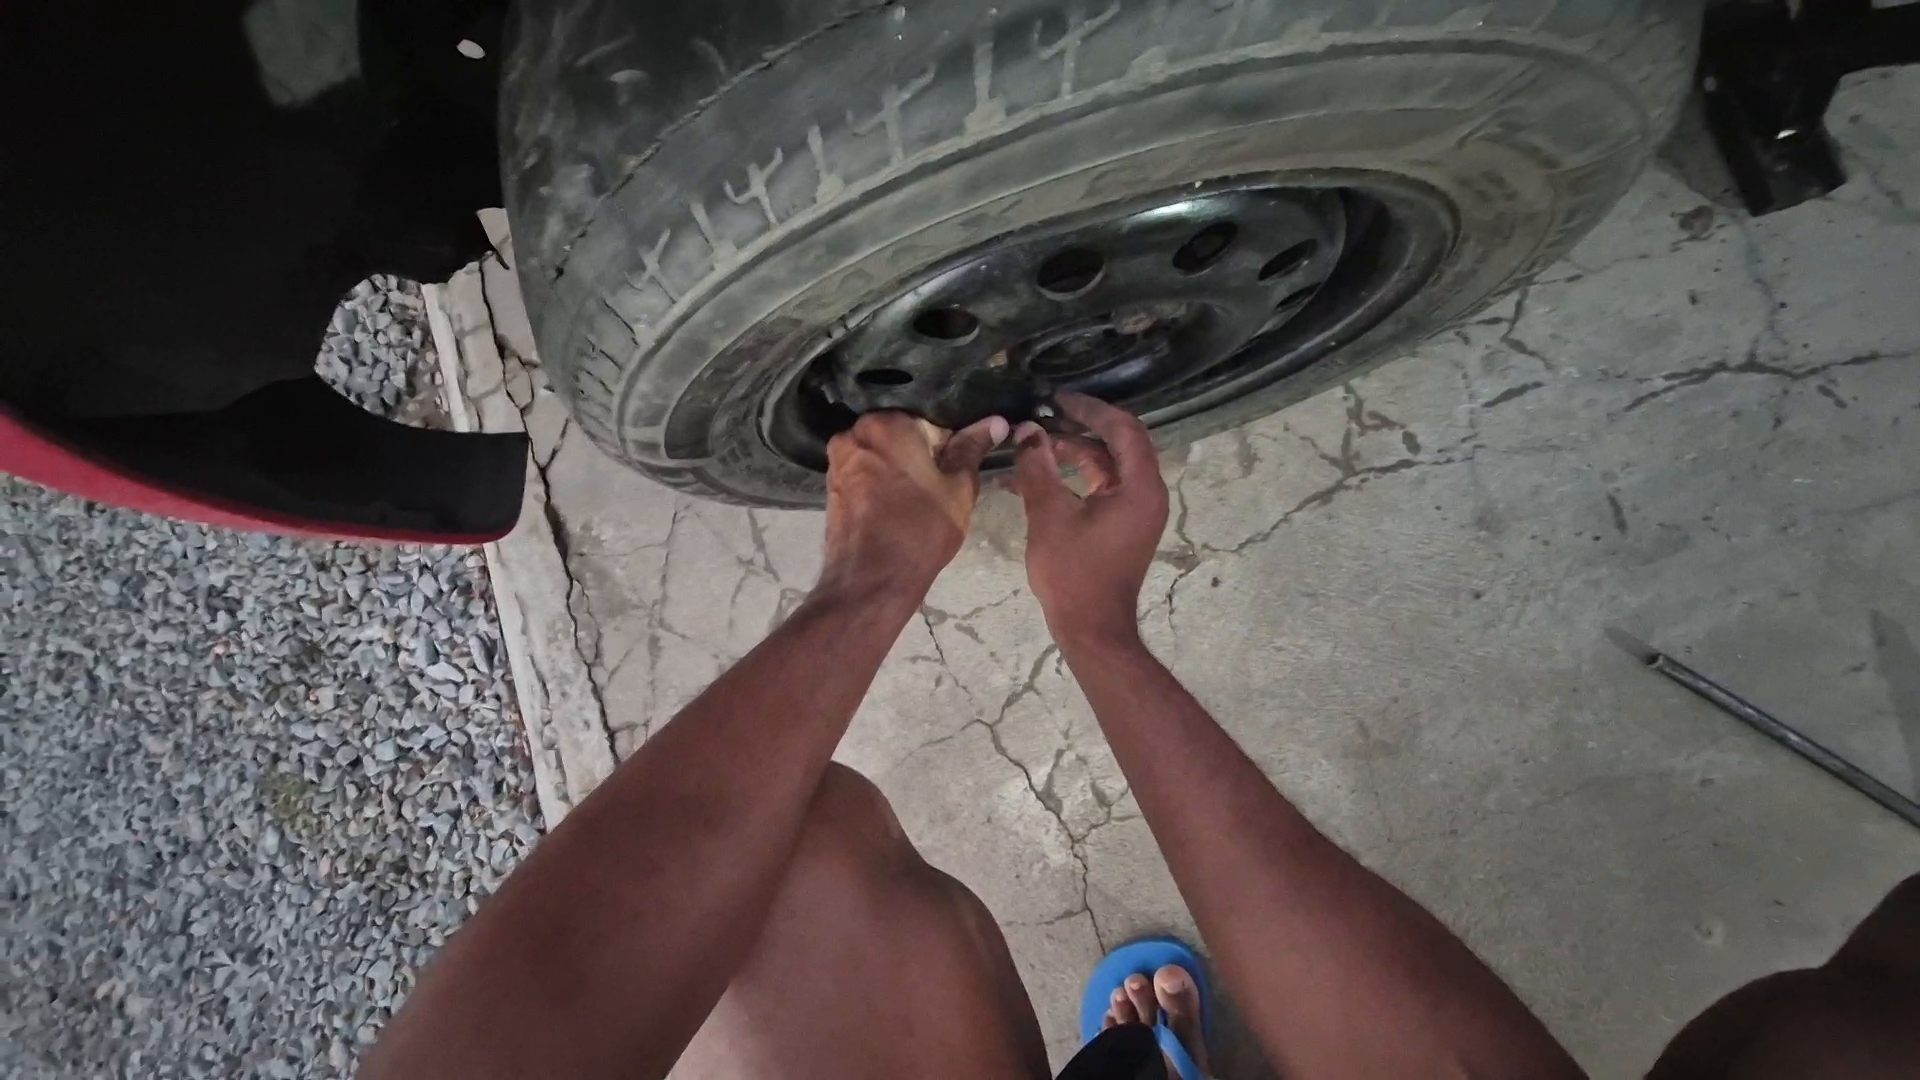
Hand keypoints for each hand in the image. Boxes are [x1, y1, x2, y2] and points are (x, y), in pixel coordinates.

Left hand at [819, 411, 1008, 600]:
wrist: (871, 581)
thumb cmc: (921, 531)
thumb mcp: (958, 489)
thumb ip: (973, 449)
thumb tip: (996, 421)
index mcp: (886, 423)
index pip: (929, 420)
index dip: (950, 444)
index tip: (957, 468)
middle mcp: (854, 433)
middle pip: (901, 434)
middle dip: (922, 453)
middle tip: (940, 485)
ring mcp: (837, 461)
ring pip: (882, 455)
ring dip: (901, 469)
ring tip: (919, 499)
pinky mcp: (831, 487)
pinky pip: (865, 474)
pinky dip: (882, 484)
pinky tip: (897, 508)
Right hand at [1011, 393, 1168, 647]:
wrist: (1091, 629)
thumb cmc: (1074, 573)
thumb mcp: (1049, 515)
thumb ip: (1037, 467)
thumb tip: (1026, 430)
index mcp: (1140, 488)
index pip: (1123, 429)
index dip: (1090, 408)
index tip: (1056, 398)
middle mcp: (1145, 494)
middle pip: (1116, 445)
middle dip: (1077, 428)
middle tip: (1042, 415)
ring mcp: (1134, 511)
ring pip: (1104, 467)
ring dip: (1069, 454)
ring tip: (1029, 445)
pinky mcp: (1119, 526)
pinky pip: (1098, 489)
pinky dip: (1070, 480)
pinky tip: (1029, 480)